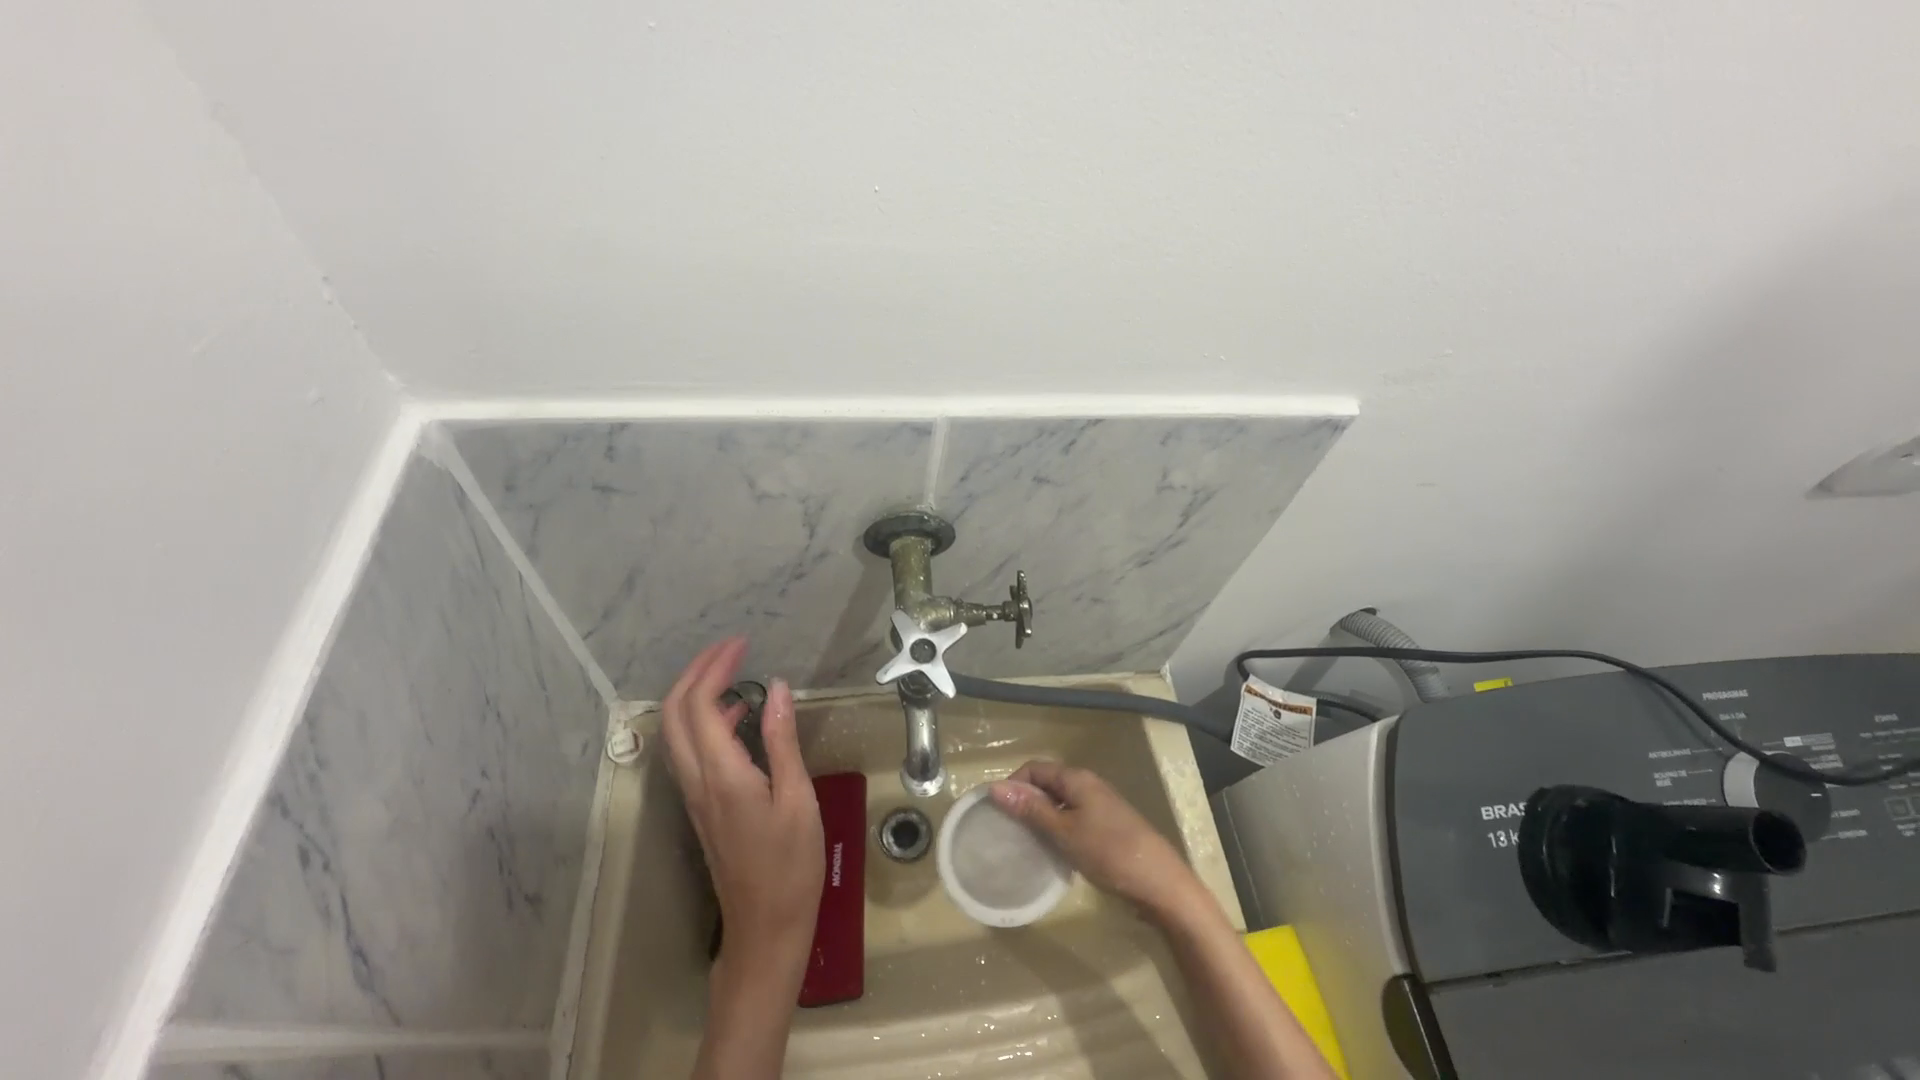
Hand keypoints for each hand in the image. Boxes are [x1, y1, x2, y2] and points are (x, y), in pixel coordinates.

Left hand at [661, 638, 823, 972]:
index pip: (700, 705)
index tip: (742, 643)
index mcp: (721, 775)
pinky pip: (689, 752)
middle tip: (730, 650)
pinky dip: (703, 722)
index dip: (715, 667)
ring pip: (676, 733)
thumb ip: (782, 742)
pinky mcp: (702, 808)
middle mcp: (697, 781)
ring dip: (695, 696)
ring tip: (733, 675)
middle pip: (674, 714)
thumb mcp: (798, 800)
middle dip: (695, 673)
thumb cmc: (790, 866)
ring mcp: (695, 797)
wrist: (765, 927)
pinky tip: (735, 719)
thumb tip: (777, 689)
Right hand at [989, 760, 1203, 921]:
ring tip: (1025, 842)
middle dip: (1025, 802)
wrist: (1159, 883)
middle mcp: (1089, 785)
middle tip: (1007, 829)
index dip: (1013, 785)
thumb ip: (1030, 809)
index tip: (996, 812)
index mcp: (1077, 778)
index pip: (1034, 769)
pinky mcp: (1107, 827)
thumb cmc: (1108, 851)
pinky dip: (1058, 830)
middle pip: (1047, 784)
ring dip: (1041, 818)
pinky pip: (1073, 819)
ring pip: (1060, 804)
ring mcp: (1100, 807)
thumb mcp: (1063, 831)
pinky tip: (1053, 851)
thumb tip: (994, 787)